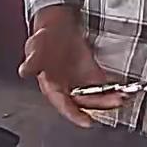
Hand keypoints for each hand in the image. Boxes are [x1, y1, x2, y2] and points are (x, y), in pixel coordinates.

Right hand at [19, 7, 125, 127]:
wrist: (57, 24)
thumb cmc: (45, 39)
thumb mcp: (36, 48)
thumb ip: (33, 61)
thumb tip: (24, 71)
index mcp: (52, 88)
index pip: (64, 106)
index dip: (75, 115)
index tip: (87, 122)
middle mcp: (67, 89)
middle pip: (85, 104)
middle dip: (100, 106)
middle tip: (115, 103)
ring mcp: (80, 83)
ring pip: (96, 97)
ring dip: (108, 99)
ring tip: (122, 97)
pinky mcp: (91, 75)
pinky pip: (103, 87)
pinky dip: (112, 89)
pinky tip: (122, 89)